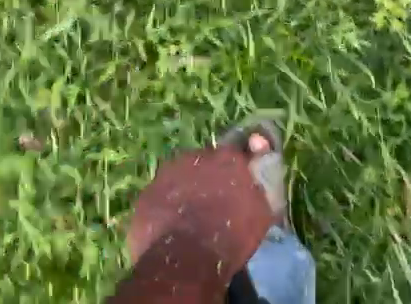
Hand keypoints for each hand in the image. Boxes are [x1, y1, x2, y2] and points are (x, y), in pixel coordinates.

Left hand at [127, 141, 274, 279]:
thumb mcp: (262, 210)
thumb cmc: (231, 236)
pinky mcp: (147, 192)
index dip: (236, 169)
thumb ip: (262, 183)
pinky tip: (170, 224)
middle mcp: (199, 155)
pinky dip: (166, 204)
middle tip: (212, 203)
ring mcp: (169, 172)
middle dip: (209, 177)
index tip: (237, 184)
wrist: (187, 259)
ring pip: (181, 175)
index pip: (236, 152)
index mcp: (230, 156)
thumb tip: (260, 165)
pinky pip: (160, 194)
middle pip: (206, 162)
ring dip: (186, 188)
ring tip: (189, 215)